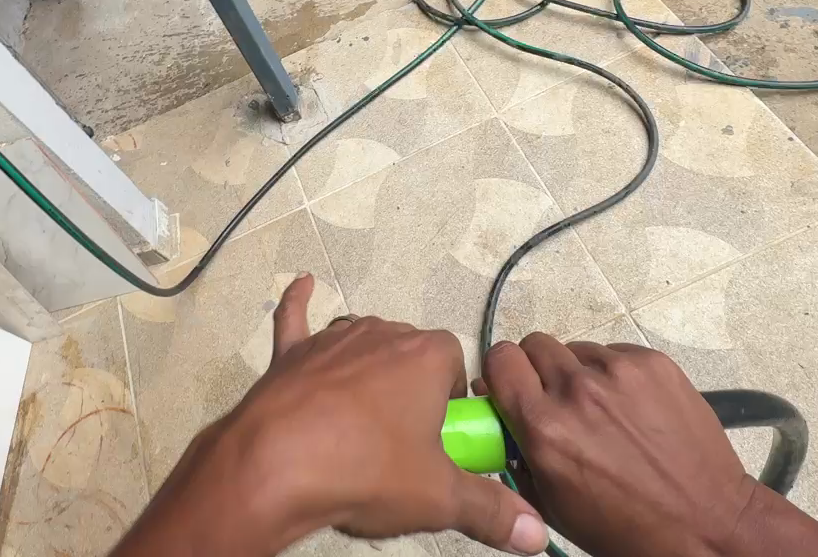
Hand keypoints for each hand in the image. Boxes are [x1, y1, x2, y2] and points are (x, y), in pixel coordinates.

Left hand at [112, 274, 549, 556]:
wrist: (280, 460)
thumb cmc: (368, 468)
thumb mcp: (439, 497)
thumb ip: (491, 509)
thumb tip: (536, 532)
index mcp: (425, 355)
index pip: (454, 360)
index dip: (452, 398)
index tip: (443, 436)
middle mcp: (383, 332)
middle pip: (409, 351)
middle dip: (413, 387)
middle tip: (405, 442)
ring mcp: (334, 337)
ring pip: (363, 340)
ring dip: (369, 366)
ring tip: (365, 418)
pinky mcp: (294, 349)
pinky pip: (298, 316)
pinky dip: (300, 302)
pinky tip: (303, 285)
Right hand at [482, 335, 817, 556]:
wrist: (712, 528)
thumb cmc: (626, 529)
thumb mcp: (553, 504)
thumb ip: (516, 449)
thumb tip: (494, 404)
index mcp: (544, 426)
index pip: (500, 358)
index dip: (503, 372)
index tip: (514, 387)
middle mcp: (576, 389)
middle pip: (534, 344)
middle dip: (539, 369)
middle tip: (558, 399)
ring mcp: (617, 371)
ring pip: (576, 348)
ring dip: (579, 372)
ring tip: (605, 410)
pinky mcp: (652, 362)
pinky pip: (614, 352)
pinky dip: (616, 374)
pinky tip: (634, 408)